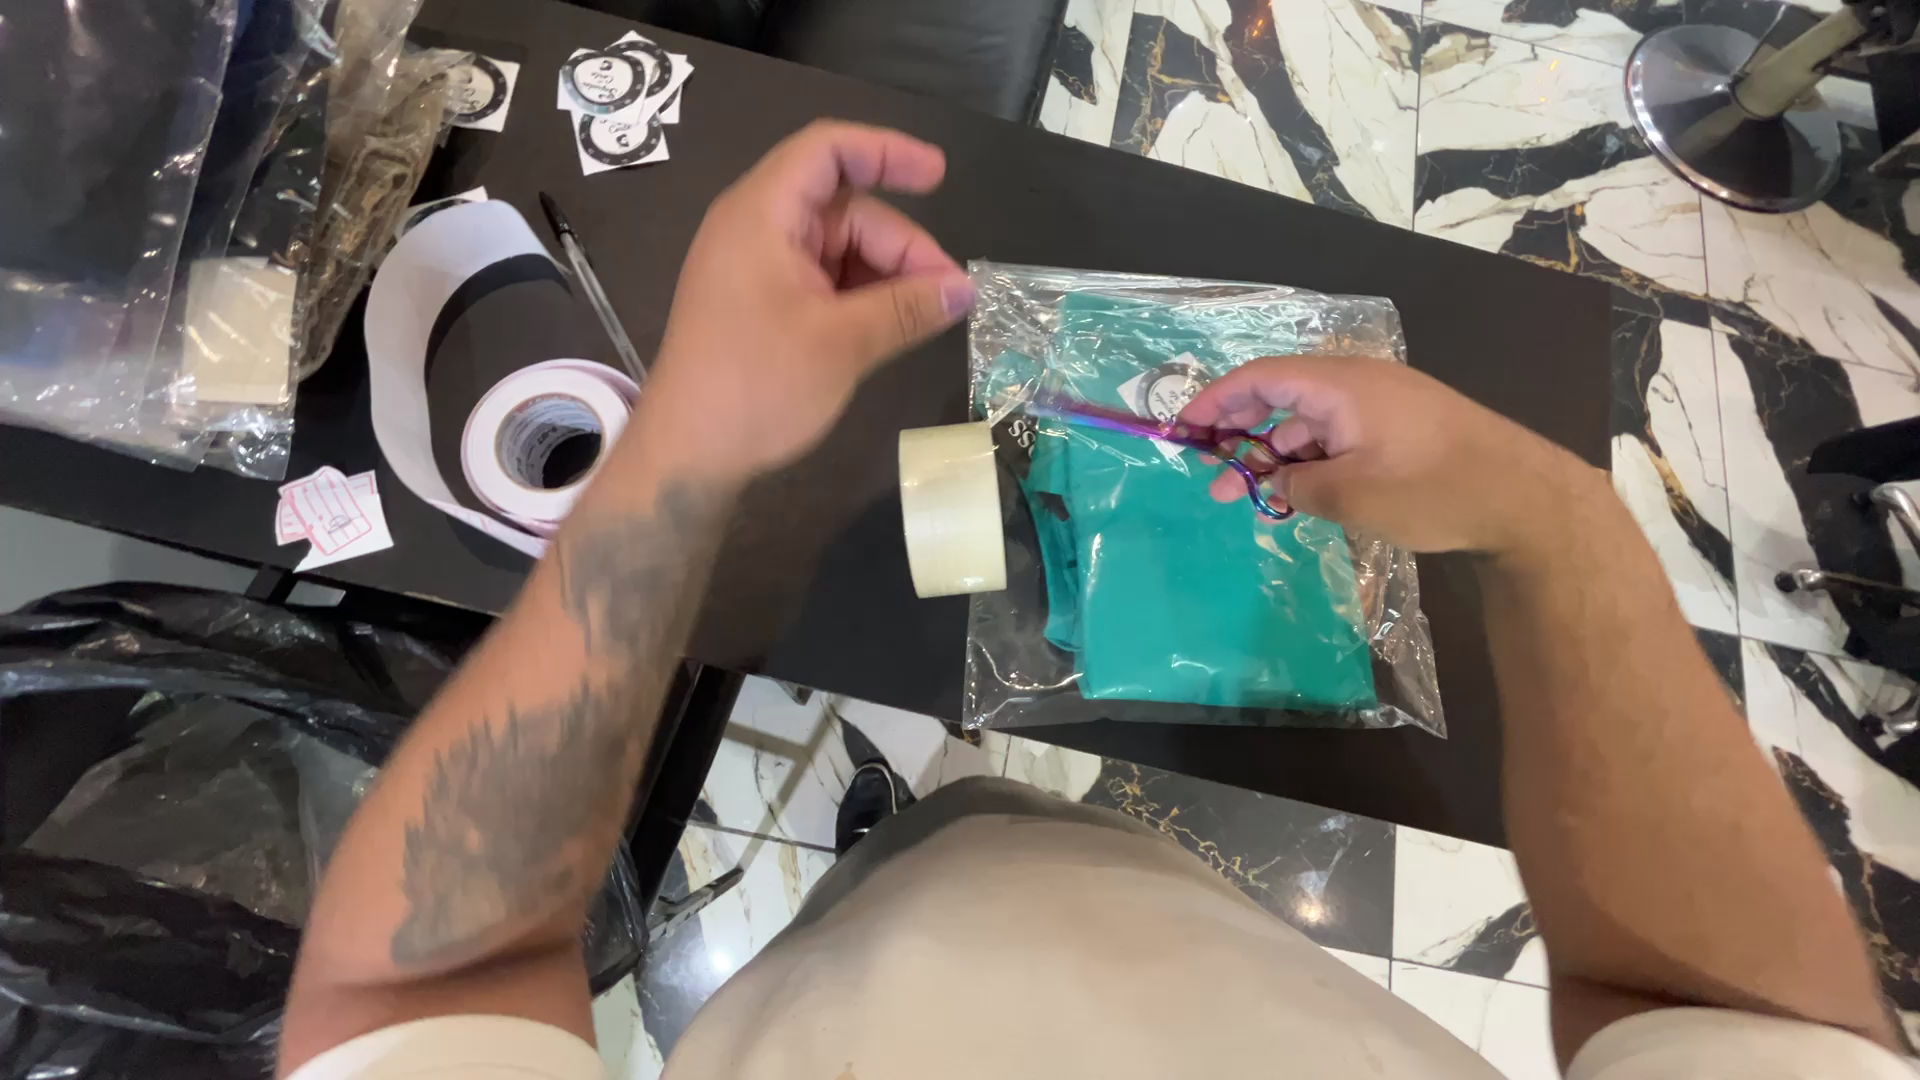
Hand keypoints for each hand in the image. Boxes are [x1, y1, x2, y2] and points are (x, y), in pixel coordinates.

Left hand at [641, 120, 974, 478]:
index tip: (940, 177)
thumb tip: (967, 290)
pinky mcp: (766, 310)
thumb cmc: (758, 385)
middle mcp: (760, 232)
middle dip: (902, 247)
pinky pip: (826, 287)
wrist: (690, 453)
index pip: (829, 152)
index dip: (888, 152)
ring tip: (930, 319)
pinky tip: (895, 329)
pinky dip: (863, 302)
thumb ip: (908, 309)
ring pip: (841, 254)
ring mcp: (762, 273)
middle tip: (949, 296)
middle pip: (846, 212)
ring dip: (888, 280)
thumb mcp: (843, 344)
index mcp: (764, 214)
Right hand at [1178, 356, 1589, 553]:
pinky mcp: (1398, 427)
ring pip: (1308, 422)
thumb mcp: (1348, 495)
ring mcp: (1381, 405)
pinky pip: (1336, 435)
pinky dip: (1309, 459)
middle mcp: (1357, 384)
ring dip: (1274, 454)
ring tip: (1248, 495)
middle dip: (1239, 433)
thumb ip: (1294, 485)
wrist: (1531, 502)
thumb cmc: (1433, 490)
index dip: (1215, 400)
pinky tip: (1297, 491)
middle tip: (1212, 471)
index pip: (1260, 378)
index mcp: (1341, 385)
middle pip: (1279, 397)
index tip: (1183, 428)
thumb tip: (1273, 481)